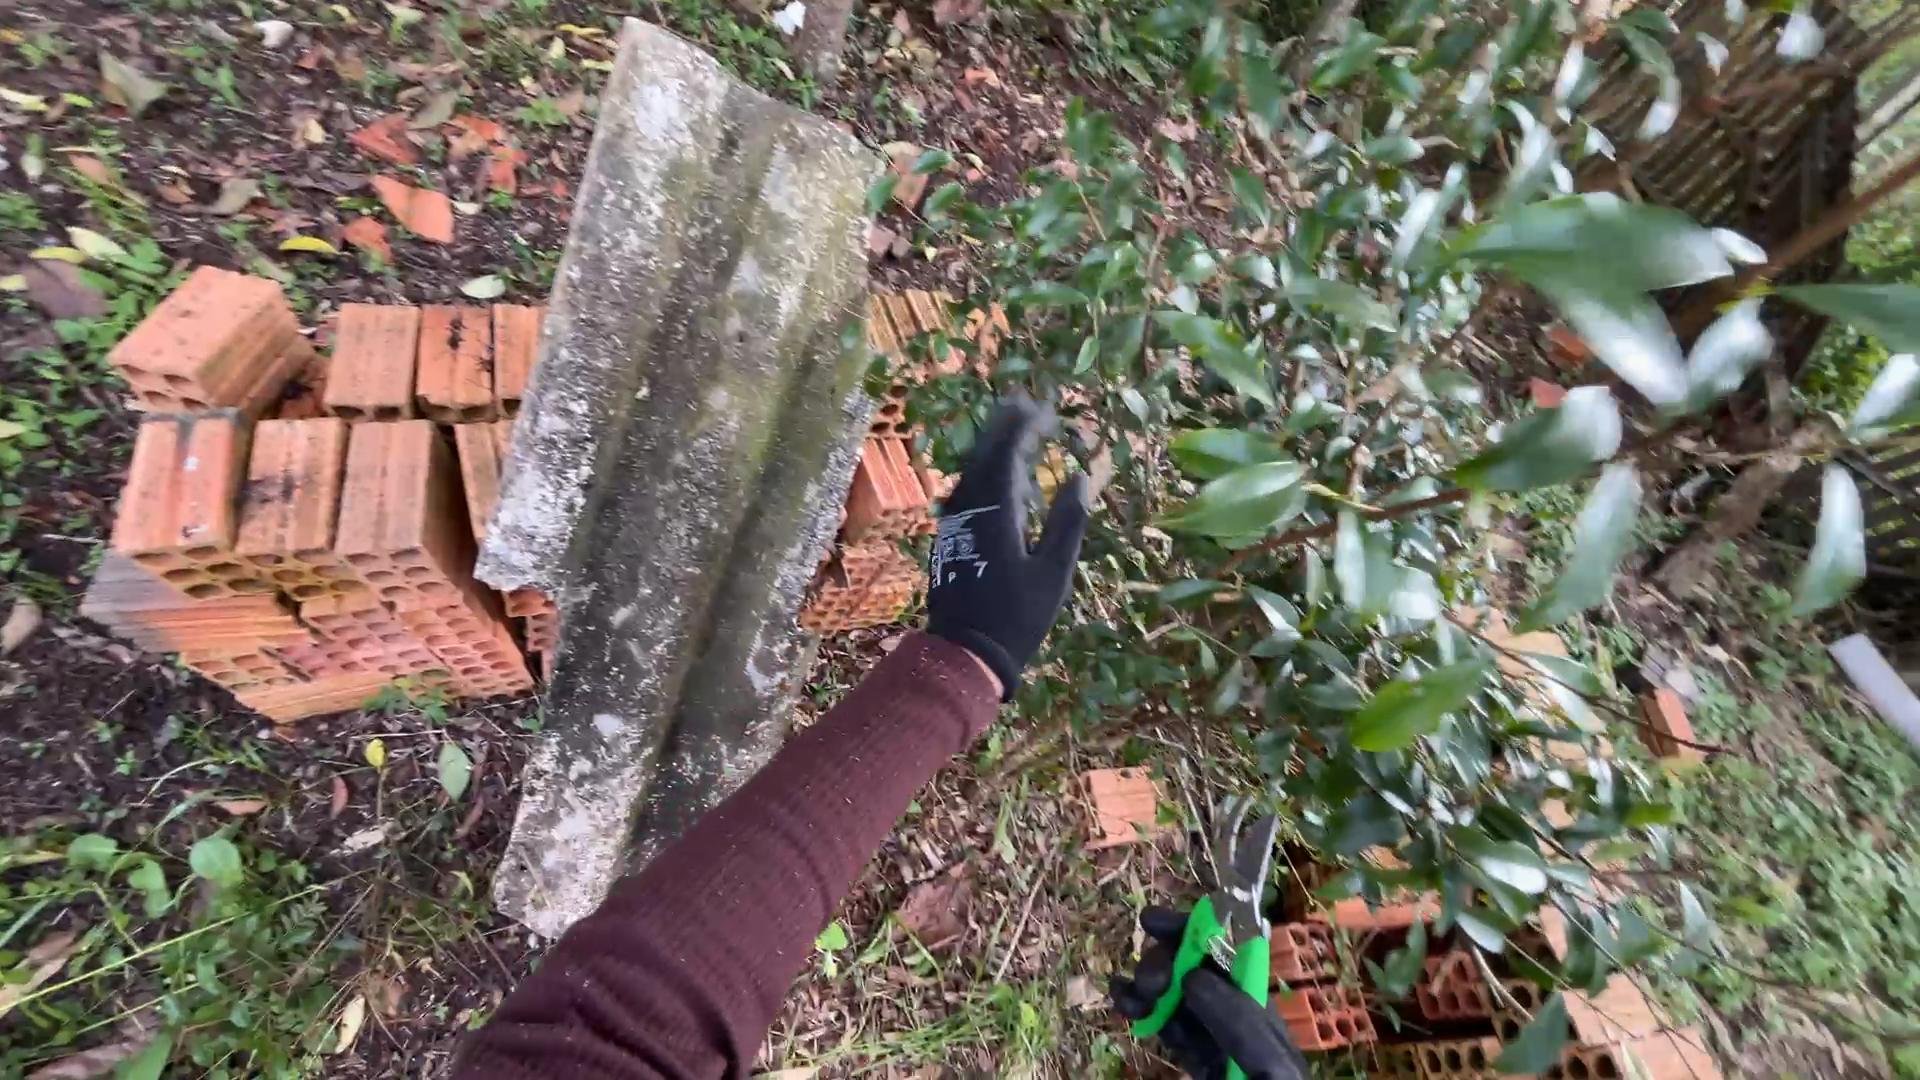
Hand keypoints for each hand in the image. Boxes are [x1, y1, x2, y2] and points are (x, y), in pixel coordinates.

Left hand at [926, 398, 1087, 701]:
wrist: (966, 651)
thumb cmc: (1019, 615)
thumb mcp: (1054, 572)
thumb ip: (1068, 521)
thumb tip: (1082, 478)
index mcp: (996, 512)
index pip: (1007, 452)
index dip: (1027, 427)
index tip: (1049, 412)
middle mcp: (968, 508)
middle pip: (984, 453)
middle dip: (1007, 425)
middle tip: (1029, 405)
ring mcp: (954, 522)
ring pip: (973, 471)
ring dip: (995, 447)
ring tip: (1020, 431)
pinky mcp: (950, 535)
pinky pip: (968, 491)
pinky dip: (986, 474)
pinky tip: (1003, 477)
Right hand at [1111, 908, 1310, 1079]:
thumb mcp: (1268, 1072)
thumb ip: (1239, 1026)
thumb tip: (1194, 977)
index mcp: (1263, 1019)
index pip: (1229, 958)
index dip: (1192, 932)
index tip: (1150, 923)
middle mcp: (1240, 1024)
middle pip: (1197, 974)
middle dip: (1164, 965)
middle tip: (1143, 982)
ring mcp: (1218, 1047)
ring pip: (1177, 998)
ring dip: (1147, 986)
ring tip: (1124, 993)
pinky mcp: (1199, 1066)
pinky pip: (1170, 1029)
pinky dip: (1144, 1012)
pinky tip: (1123, 1003)